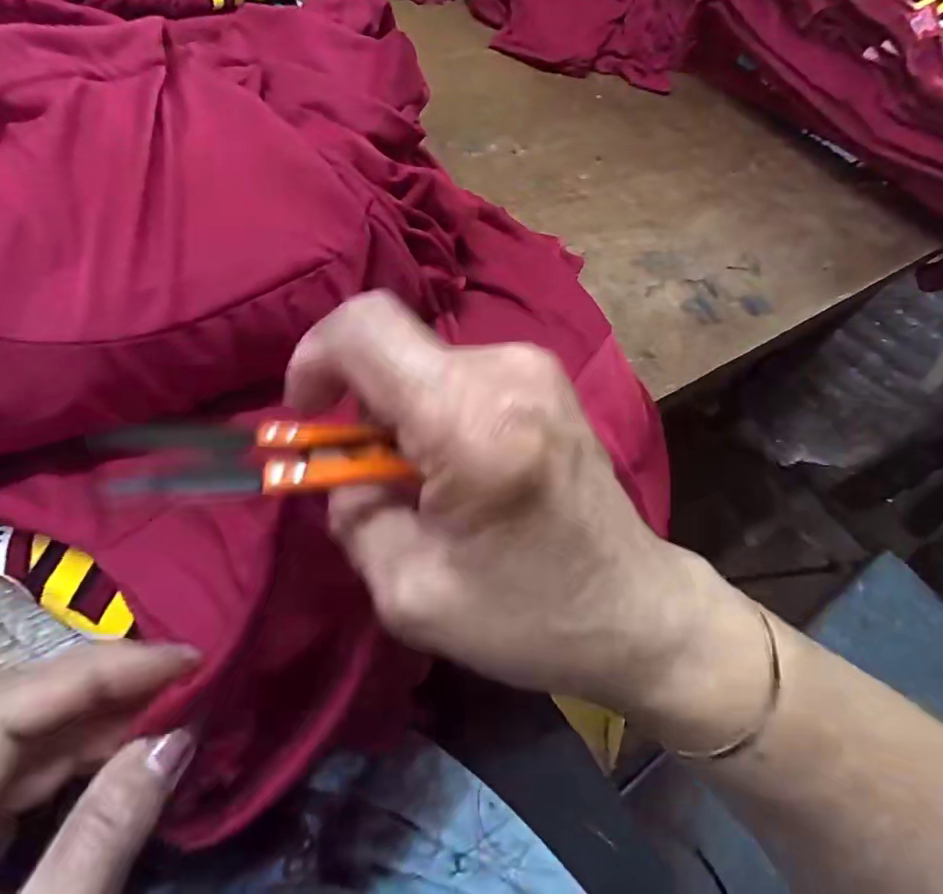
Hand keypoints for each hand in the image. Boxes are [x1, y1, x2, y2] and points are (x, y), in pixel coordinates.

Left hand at [0, 642, 198, 893]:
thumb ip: (100, 837)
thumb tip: (178, 734)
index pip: (1, 710)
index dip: (102, 671)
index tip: (188, 659)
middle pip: (6, 717)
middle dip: (111, 690)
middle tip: (197, 681)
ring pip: (8, 742)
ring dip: (100, 720)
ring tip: (175, 708)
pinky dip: (70, 759)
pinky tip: (123, 749)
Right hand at [286, 292, 766, 746]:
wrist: (634, 605)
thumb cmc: (529, 614)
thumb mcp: (410, 591)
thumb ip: (355, 513)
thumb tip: (341, 467)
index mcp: (472, 417)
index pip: (363, 327)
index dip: (313, 360)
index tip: (308, 419)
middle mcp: (508, 369)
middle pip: (394, 351)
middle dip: (364, 411)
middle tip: (378, 486)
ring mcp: (536, 367)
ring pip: (426, 365)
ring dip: (404, 418)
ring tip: (428, 491)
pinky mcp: (548, 378)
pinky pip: (461, 375)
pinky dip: (439, 414)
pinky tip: (464, 473)